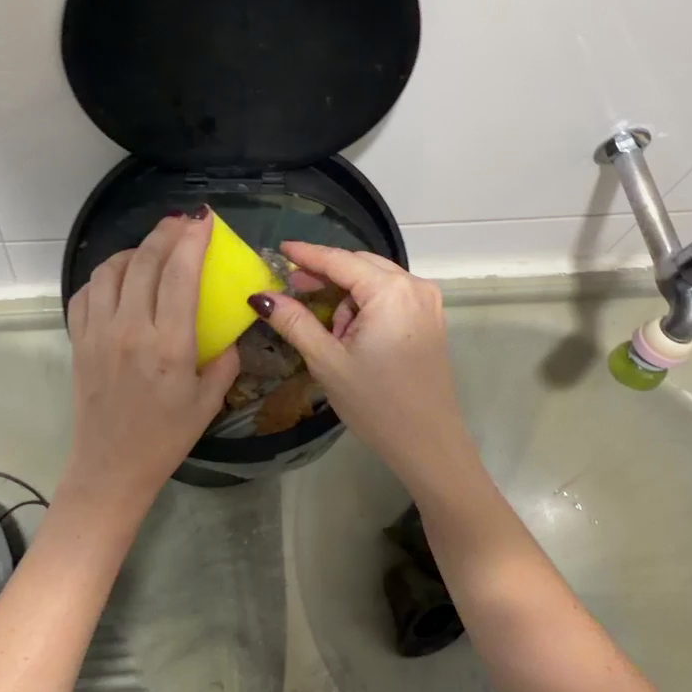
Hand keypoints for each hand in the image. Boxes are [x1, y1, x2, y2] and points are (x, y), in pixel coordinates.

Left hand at [62, 208, 240, 514]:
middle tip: (181, 223)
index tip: (204, 221)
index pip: (180, 275)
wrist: (111, 466)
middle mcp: (130, 330)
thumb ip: (225, 361)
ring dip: (133, 251)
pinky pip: (86, 293)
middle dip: (165, 233)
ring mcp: (98, 333)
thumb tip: (230, 331)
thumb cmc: (166, 438)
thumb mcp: (208, 402)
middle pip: (144, 261)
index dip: (193, 240)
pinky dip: (103, 278)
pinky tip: (119, 282)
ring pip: (110, 270)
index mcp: (168, 345)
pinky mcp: (78, 341)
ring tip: (151, 252)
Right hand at [247, 242, 475, 485]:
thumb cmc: (375, 402)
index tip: (281, 249)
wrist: (427, 442)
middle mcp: (415, 286)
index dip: (308, 254)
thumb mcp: (327, 361)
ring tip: (327, 330)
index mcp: (391, 291)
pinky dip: (365, 305)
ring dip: (346, 294)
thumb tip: (260, 297)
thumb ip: (294, 322)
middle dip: (326, 274)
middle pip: (360, 265)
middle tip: (292, 287)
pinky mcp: (430, 321)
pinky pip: (390, 297)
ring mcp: (427, 303)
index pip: (340, 260)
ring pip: (375, 281)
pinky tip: (348, 331)